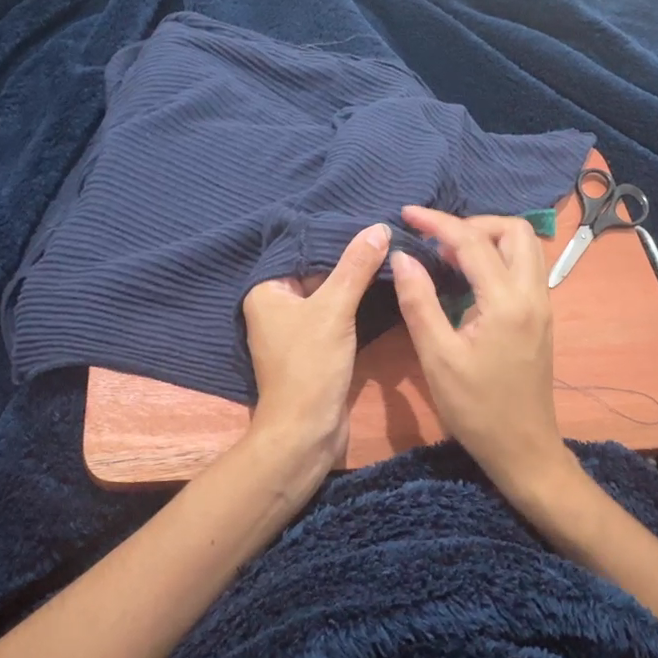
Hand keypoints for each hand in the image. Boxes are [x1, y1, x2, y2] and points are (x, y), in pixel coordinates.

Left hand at [241, 222, 390, 464]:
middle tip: (387, 239)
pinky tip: (381, 291)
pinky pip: (334, 316)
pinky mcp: (312, 349)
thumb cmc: (311, 366)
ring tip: (391, 259)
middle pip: (316, 272)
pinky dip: (354, 306)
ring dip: (355, 284)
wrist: (305, 432)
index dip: (335, 238)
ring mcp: (293, 330)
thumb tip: (379, 228)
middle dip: (348, 261)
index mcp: (265, 291)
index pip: (302, 251)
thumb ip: (356, 267)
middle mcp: (274, 306)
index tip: (371, 225)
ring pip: (328, 296)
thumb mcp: (335, 309)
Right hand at [389, 206, 570, 492]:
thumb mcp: (437, 357)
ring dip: (488, 239)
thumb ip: (419, 301)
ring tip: (447, 255)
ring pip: (524, 247)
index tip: (407, 215)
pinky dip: (497, 258)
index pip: (473, 241)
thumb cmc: (475, 409)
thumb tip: (402, 256)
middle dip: (473, 224)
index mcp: (506, 302)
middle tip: (436, 240)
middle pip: (514, 231)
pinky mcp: (540, 317)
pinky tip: (466, 277)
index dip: (438, 223)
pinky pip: (523, 268)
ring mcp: (541, 305)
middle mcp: (532, 295)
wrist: (523, 449)